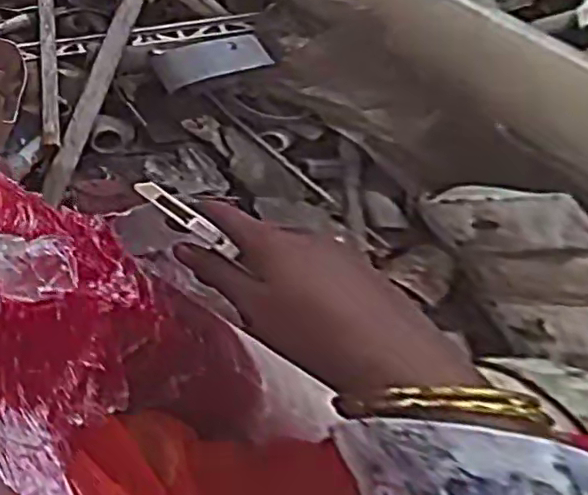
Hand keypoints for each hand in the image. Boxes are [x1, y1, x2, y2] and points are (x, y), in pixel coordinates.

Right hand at [175, 202, 481, 396]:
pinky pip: (327, 267)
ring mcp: (344, 255)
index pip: (218, 210)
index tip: (178, 217)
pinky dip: (312, 279)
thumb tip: (188, 250)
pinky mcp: (374, 277)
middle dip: (239, 246)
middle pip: (257, 230)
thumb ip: (214, 271)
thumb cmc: (321, 338)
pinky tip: (314, 311)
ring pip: (294, 249)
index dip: (193, 212)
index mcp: (268, 237)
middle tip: (225, 271)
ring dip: (277, 264)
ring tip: (274, 299)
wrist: (409, 376)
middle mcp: (306, 236)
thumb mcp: (251, 305)